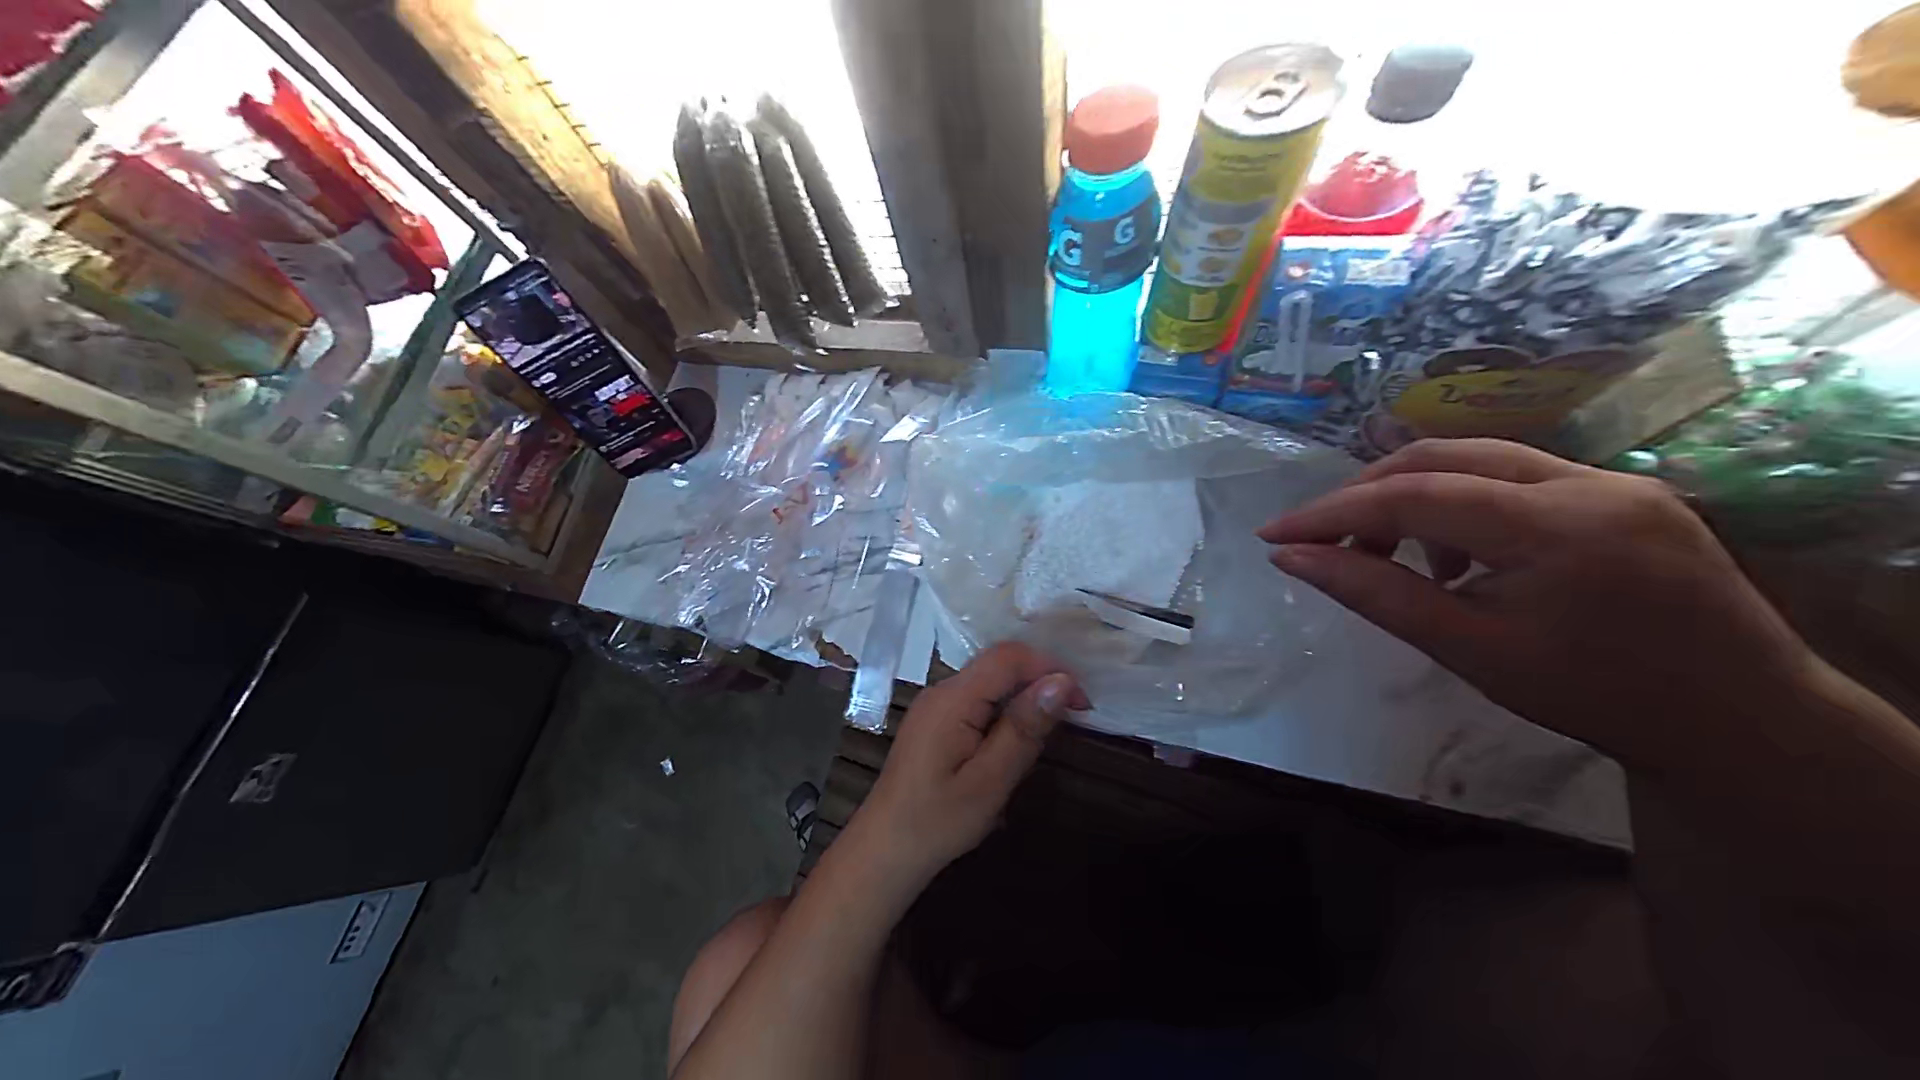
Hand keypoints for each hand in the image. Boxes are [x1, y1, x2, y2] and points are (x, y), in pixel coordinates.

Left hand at [838, 643, 1086, 892]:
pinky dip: (1004, 710)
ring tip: (1047, 732)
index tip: (1082, 702)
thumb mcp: (990, 779)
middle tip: (1071, 718)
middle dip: (1040, 681)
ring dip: (1023, 697)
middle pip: (998, 664)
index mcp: (952, 699)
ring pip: (989, 681)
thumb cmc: (939, 820)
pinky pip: (977, 699)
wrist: (885, 850)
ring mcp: (935, 704)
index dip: (1050, 668)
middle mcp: (941, 690)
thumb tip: (1062, 682)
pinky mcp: (934, 720)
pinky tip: (1014, 740)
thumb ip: (1025, 727)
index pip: (1008, 657)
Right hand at [1258, 438, 1816, 771]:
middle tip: (1324, 540)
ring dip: (1412, 495)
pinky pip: (1516, 477)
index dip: (1332, 511)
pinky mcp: (1623, 490)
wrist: (1744, 721)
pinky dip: (1461, 503)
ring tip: (1389, 555)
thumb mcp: (1470, 650)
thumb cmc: (1596, 696)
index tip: (1274, 533)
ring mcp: (1613, 480)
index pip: (1413, 496)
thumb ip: (1375, 594)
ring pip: (1476, 459)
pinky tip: (1457, 555)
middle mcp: (1587, 483)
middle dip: (1367, 493)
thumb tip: (1293, 559)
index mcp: (1556, 528)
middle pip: (1441, 457)